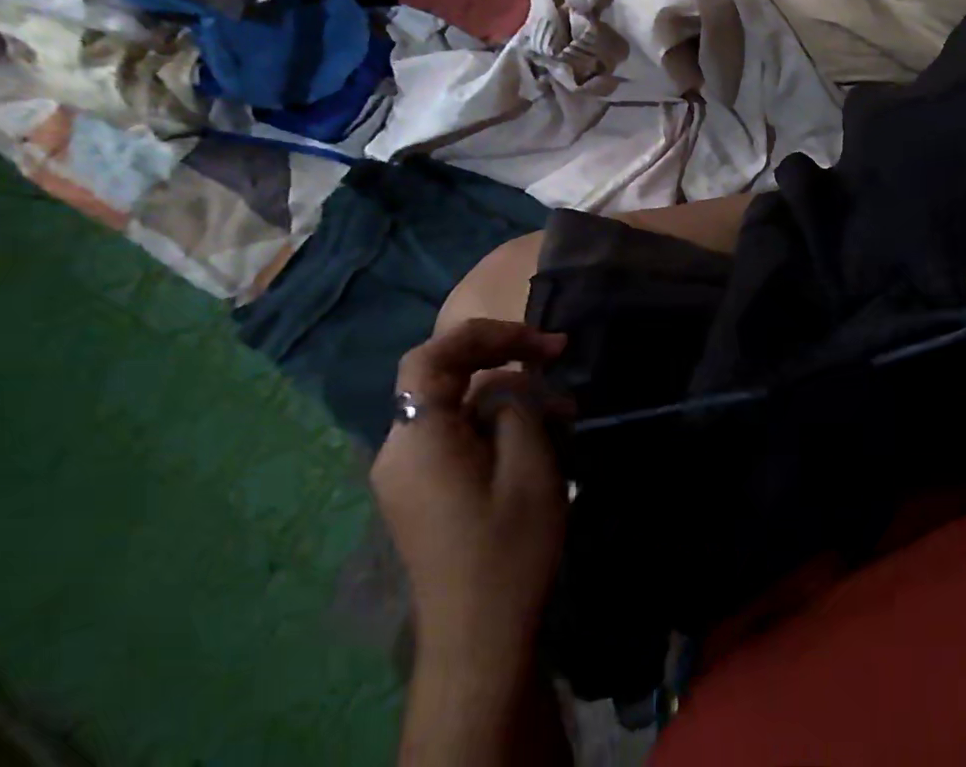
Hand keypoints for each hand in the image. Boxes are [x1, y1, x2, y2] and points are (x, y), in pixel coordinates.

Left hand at [371, 319, 569, 666]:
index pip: (431, 358)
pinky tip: (542, 440)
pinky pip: (458, 438)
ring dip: (509, 398)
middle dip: (503, 361)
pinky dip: (498, 426)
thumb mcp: (529, 467)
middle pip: (443, 380)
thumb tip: (511, 384)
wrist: (481, 630)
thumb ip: (518, 408)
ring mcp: (410, 474)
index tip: (542, 342)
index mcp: (418, 439)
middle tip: (559, 357)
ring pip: (457, 410)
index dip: (485, 335)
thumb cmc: (509, 545)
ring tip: (565, 411)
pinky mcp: (425, 493)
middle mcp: (400, 450)